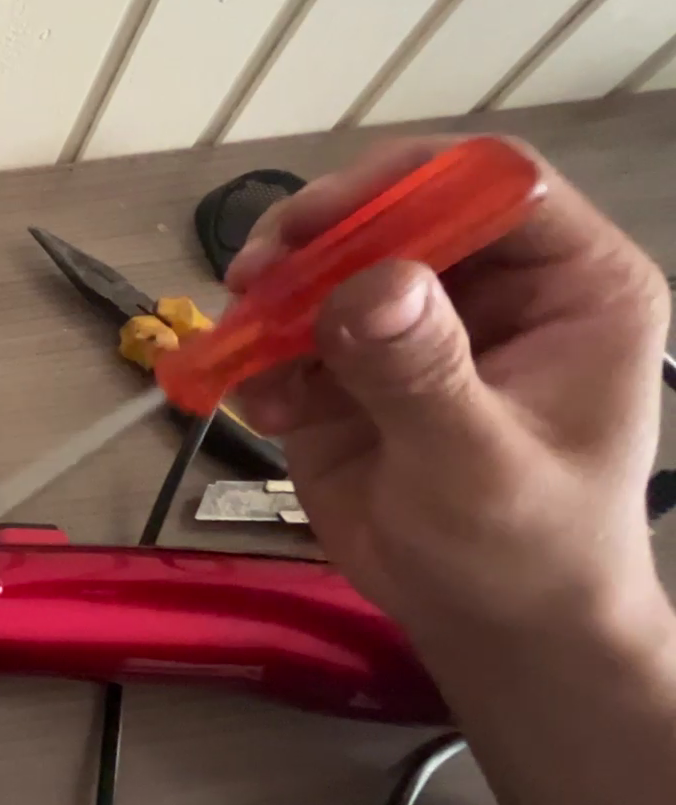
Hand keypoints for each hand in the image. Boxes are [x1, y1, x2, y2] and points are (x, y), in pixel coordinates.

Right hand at [229, 137, 668, 647]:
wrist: (476, 615)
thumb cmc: (518, 544)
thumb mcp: (474, 462)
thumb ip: (422, 374)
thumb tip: (368, 285)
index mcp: (560, 288)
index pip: (486, 188)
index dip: (398, 188)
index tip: (307, 227)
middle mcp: (478, 294)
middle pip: (383, 219)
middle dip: (308, 246)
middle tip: (247, 280)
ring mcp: (402, 333)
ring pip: (318, 275)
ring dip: (268, 308)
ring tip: (242, 352)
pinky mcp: (340, 373)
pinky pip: (281, 340)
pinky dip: (258, 367)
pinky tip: (270, 416)